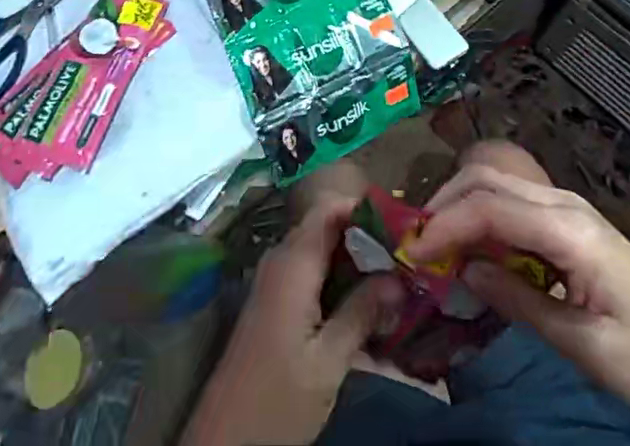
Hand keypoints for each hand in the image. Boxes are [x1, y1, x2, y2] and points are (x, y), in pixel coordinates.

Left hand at [181, 193, 404, 445]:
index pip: (328, 210)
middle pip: (326, 227)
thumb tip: (397, 276)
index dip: (364, 208)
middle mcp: (280, 262)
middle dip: (366, 235)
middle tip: (406, 254)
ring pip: (319, 250)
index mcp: (293, 265)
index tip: (401, 224)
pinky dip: (337, 277)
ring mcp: (274, 281)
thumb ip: (361, 312)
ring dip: (354, 258)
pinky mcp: (273, 302)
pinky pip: (309, 272)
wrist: (224, 442)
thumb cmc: (277, 400)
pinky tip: (364, 300)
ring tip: (394, 276)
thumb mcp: (328, 361)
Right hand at [414, 166, 629, 445]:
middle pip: (485, 177)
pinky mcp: (566, 219)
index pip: (489, 206)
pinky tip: (470, 248)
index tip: (412, 254)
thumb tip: (465, 271)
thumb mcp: (586, 348)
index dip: (443, 225)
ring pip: (494, 181)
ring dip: (458, 206)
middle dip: (442, 204)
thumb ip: (521, 304)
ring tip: (436, 248)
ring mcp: (566, 207)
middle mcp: (564, 204)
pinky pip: (510, 200)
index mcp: (569, 231)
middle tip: (417, 247)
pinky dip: (479, 215)